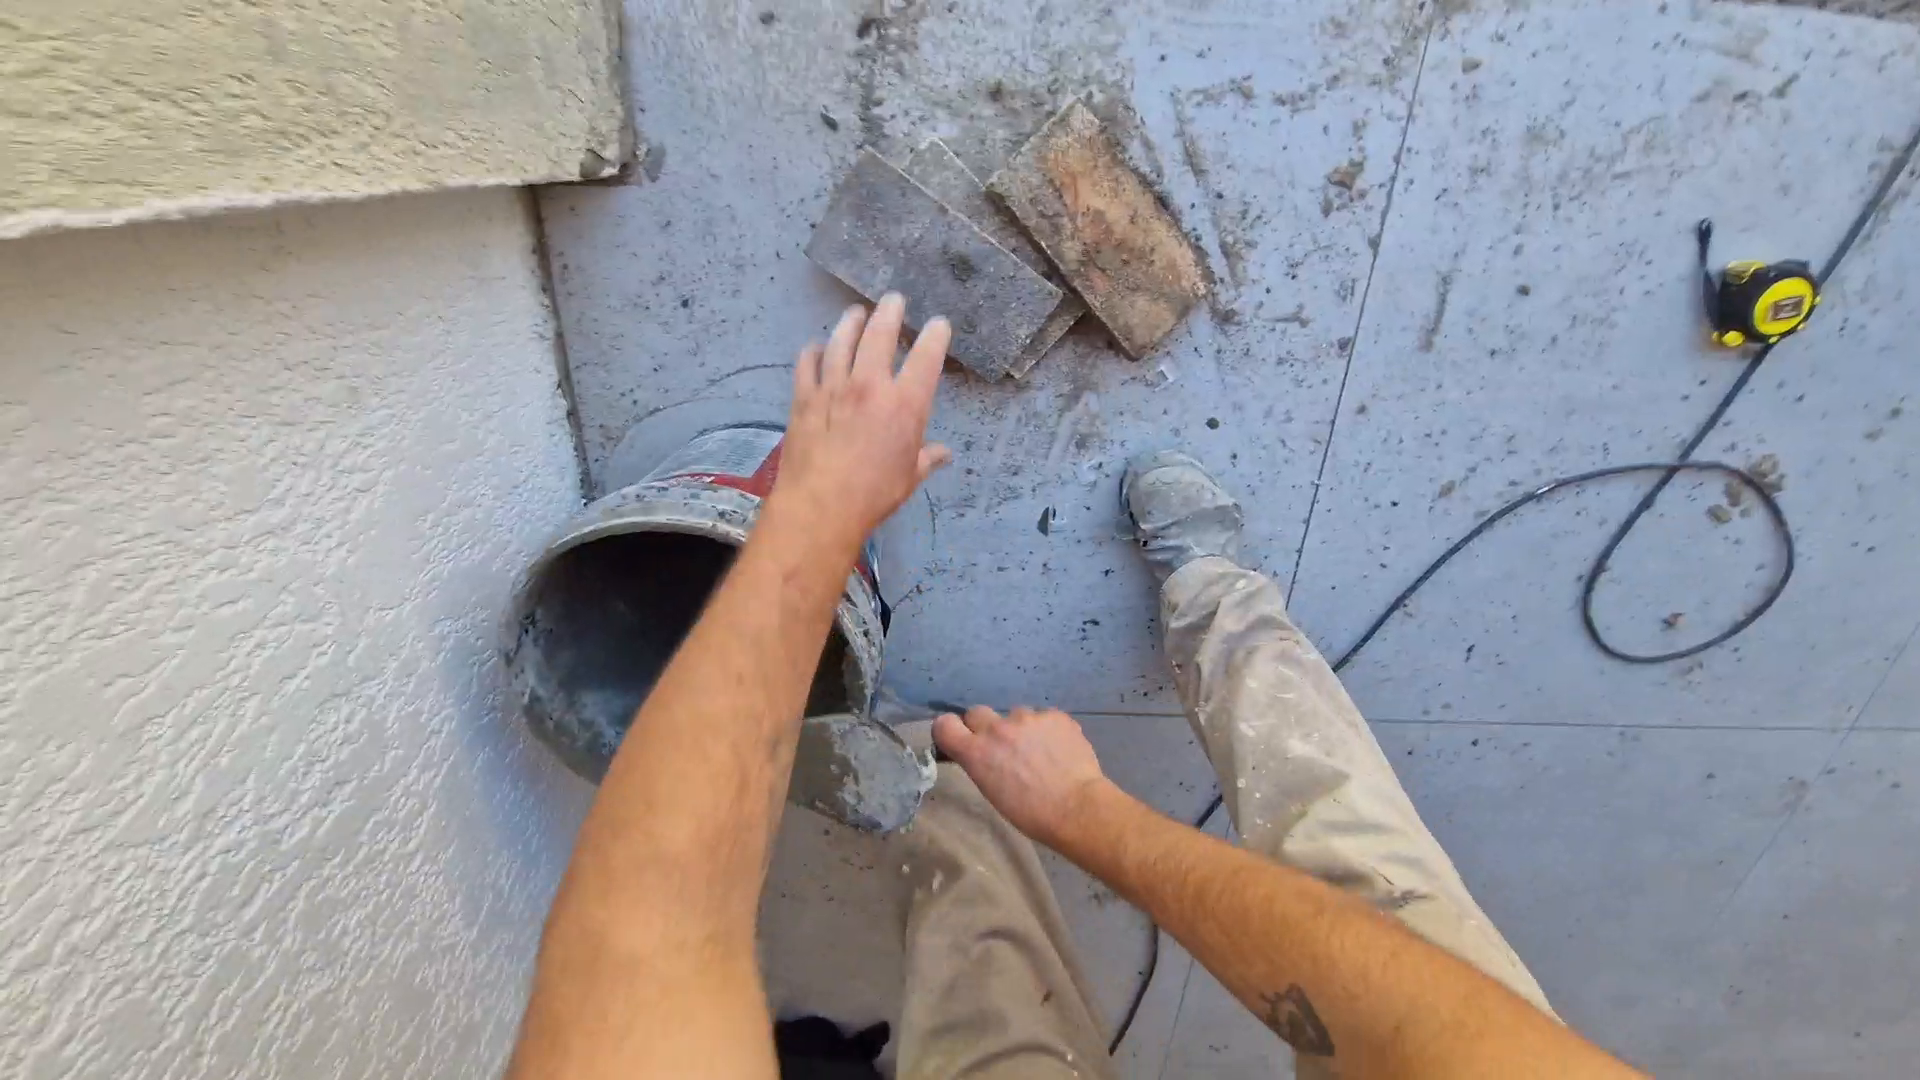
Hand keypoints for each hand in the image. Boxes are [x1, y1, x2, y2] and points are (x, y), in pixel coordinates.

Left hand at [769, 294, 951, 547]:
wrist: (821, 505)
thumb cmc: (874, 495)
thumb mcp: (909, 478)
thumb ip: (927, 458)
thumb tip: (944, 453)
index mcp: (905, 405)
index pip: (927, 358)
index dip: (936, 336)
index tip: (938, 325)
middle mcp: (870, 386)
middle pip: (880, 334)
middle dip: (889, 312)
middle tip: (892, 300)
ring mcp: (833, 388)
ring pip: (841, 341)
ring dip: (850, 322)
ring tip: (855, 312)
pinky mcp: (804, 398)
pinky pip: (808, 364)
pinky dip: (814, 351)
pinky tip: (816, 347)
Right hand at [933, 706, 1109, 848]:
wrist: (1077, 808)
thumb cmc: (1031, 813)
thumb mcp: (993, 792)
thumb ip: (982, 763)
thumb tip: (984, 753)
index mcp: (976, 752)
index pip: (944, 725)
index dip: (950, 730)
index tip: (959, 738)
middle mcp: (997, 728)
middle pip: (977, 713)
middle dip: (985, 727)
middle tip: (1002, 747)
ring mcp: (1027, 718)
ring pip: (1016, 716)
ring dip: (1021, 729)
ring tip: (1040, 752)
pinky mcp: (1054, 715)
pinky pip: (1044, 718)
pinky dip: (1048, 730)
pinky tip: (1059, 749)